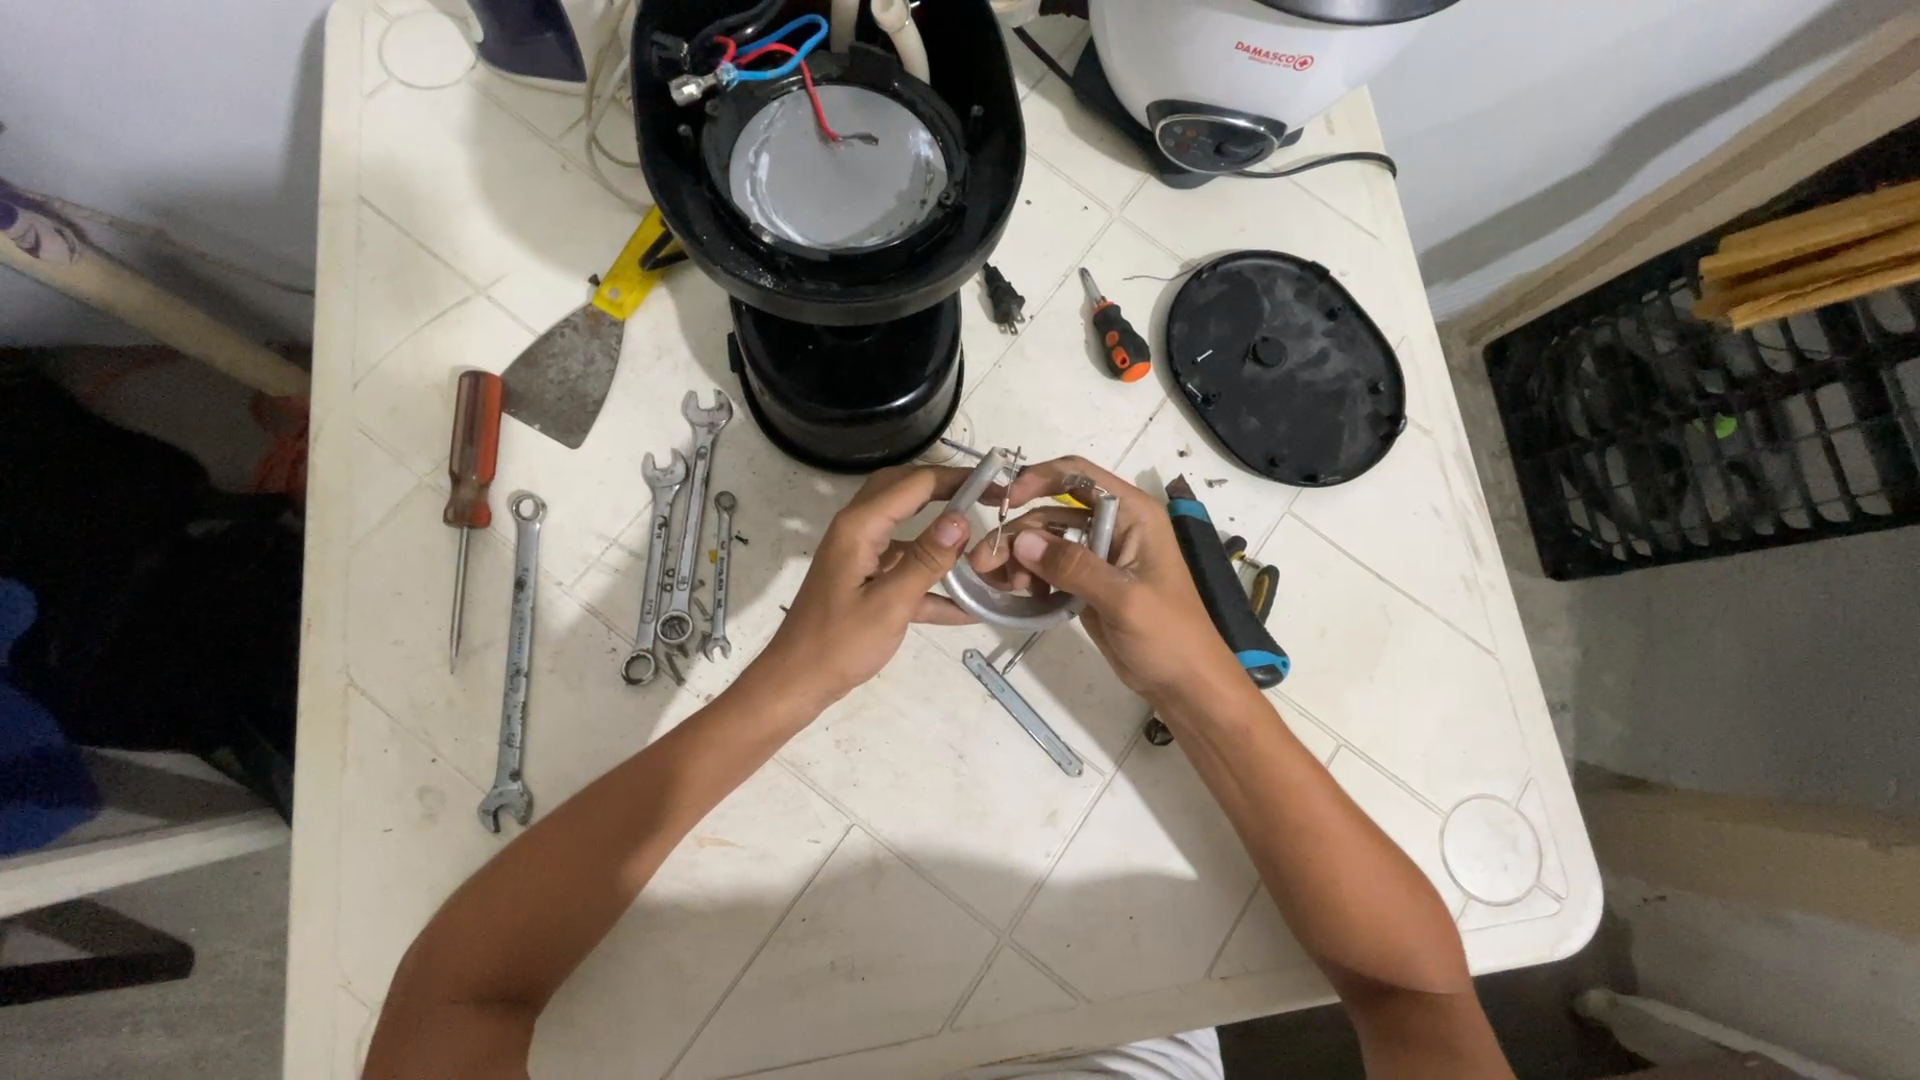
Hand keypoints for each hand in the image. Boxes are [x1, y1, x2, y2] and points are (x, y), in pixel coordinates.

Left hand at [756, 465, 973, 704]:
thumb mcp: (890, 603)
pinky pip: (904, 569)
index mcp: (860, 527)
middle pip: (906, 492)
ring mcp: (861, 556)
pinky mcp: (866, 582)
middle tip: (989, 498)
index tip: (998, 487)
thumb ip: (926, 560)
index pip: (915, 483)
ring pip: (906, 529)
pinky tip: (969, 606)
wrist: (797, 683)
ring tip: (981, 539)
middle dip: (947, 489)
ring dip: (941, 533)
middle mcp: (858, 531)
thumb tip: (961, 519)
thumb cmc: (839, 643)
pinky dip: (933, 581)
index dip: (958, 478)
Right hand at [968, 457, 1243, 705]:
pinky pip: (1050, 570)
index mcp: (1133, 515)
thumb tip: (1021, 540)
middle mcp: (1115, 527)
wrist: (1186, 684)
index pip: (1079, 477)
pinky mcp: (1088, 584)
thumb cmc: (1168, 635)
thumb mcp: (1122, 599)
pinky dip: (1031, 577)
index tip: (1004, 501)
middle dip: (1018, 532)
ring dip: (1020, 558)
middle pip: (1054, 511)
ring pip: (1047, 542)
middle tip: (985, 562)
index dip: (1039, 479)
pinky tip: (1018, 595)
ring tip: (1001, 584)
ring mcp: (1100, 557)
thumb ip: (1073, 566)